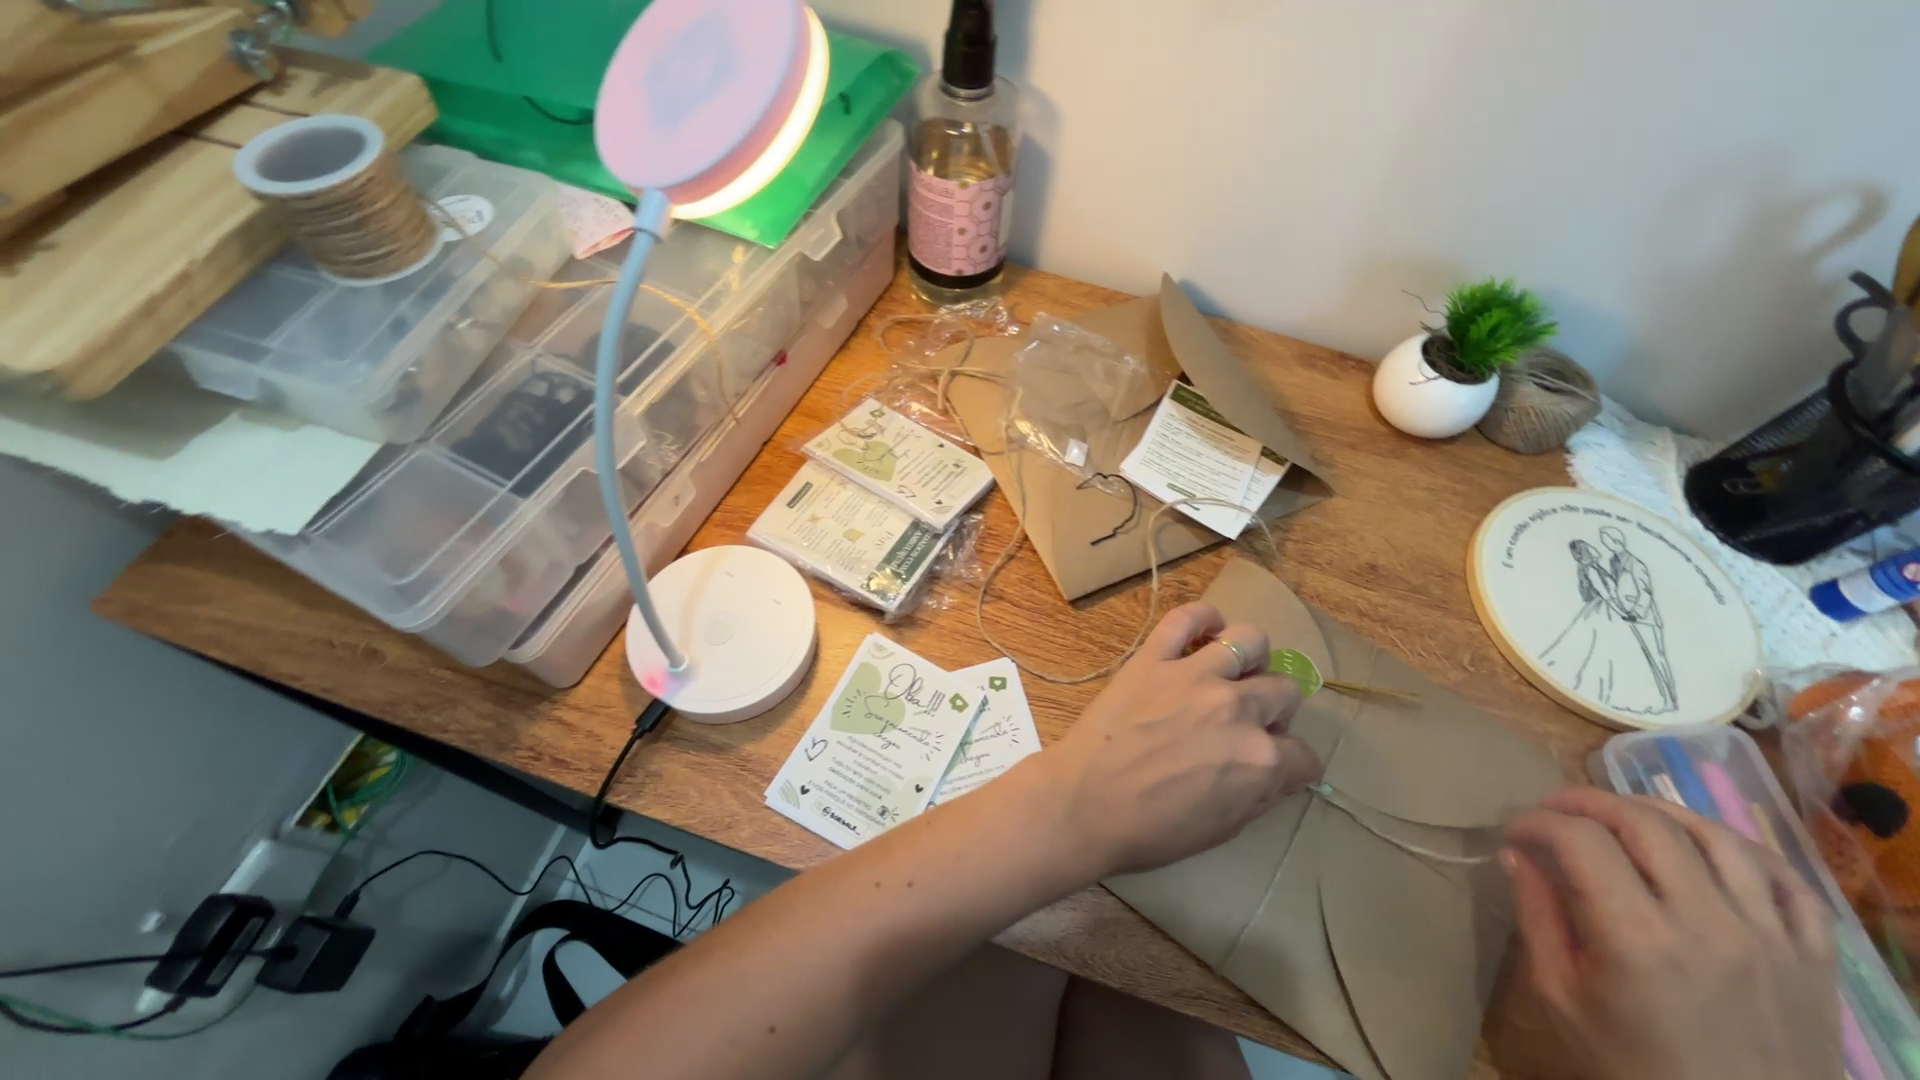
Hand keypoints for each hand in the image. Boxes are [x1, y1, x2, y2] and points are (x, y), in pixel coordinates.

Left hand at [1032, 602, 1319, 878]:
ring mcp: (1195, 675)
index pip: (1304, 755)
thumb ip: (1261, 796)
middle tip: (1248, 723)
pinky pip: (1187, 617)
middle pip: (1284, 691)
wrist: (1083, 805)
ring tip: (1232, 675)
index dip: (1293, 765)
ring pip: (1250, 641)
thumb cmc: (1149, 829)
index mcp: (1260, 759)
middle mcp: (1237, 708)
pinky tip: (1203, 633)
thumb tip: (1283, 775)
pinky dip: (1202, 618)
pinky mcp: (1155, 657)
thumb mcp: (1221, 829)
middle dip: (1275, 712)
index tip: (1278, 767)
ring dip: (1250, 660)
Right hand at [1503, 788, 1839, 1079]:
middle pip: (1645, 823)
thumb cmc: (1632, 1067)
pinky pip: (1788, 879)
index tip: (1514, 832)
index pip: (1579, 840)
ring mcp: (1771, 936)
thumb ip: (1538, 919)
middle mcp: (1707, 922)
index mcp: (1635, 938)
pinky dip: (1743, 849)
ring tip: (1624, 817)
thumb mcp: (1561, 998)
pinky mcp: (1814, 955)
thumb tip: (1517, 856)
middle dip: (1588, 802)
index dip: (1536, 821)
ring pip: (1718, 836)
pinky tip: (1707, 849)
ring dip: (1660, 812)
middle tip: (1556, 810)